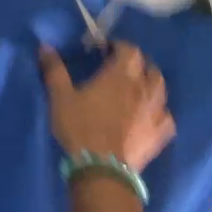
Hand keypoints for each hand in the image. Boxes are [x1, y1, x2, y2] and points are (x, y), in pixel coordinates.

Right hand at [39, 42, 173, 171]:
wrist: (102, 166)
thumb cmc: (79, 126)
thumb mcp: (60, 97)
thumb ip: (55, 70)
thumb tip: (45, 46)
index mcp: (120, 76)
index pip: (129, 50)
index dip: (118, 45)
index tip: (104, 49)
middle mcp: (144, 89)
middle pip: (149, 67)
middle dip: (136, 63)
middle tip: (119, 67)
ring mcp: (156, 111)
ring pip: (161, 88)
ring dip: (150, 82)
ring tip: (136, 87)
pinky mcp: (161, 132)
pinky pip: (166, 114)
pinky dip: (158, 109)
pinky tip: (148, 114)